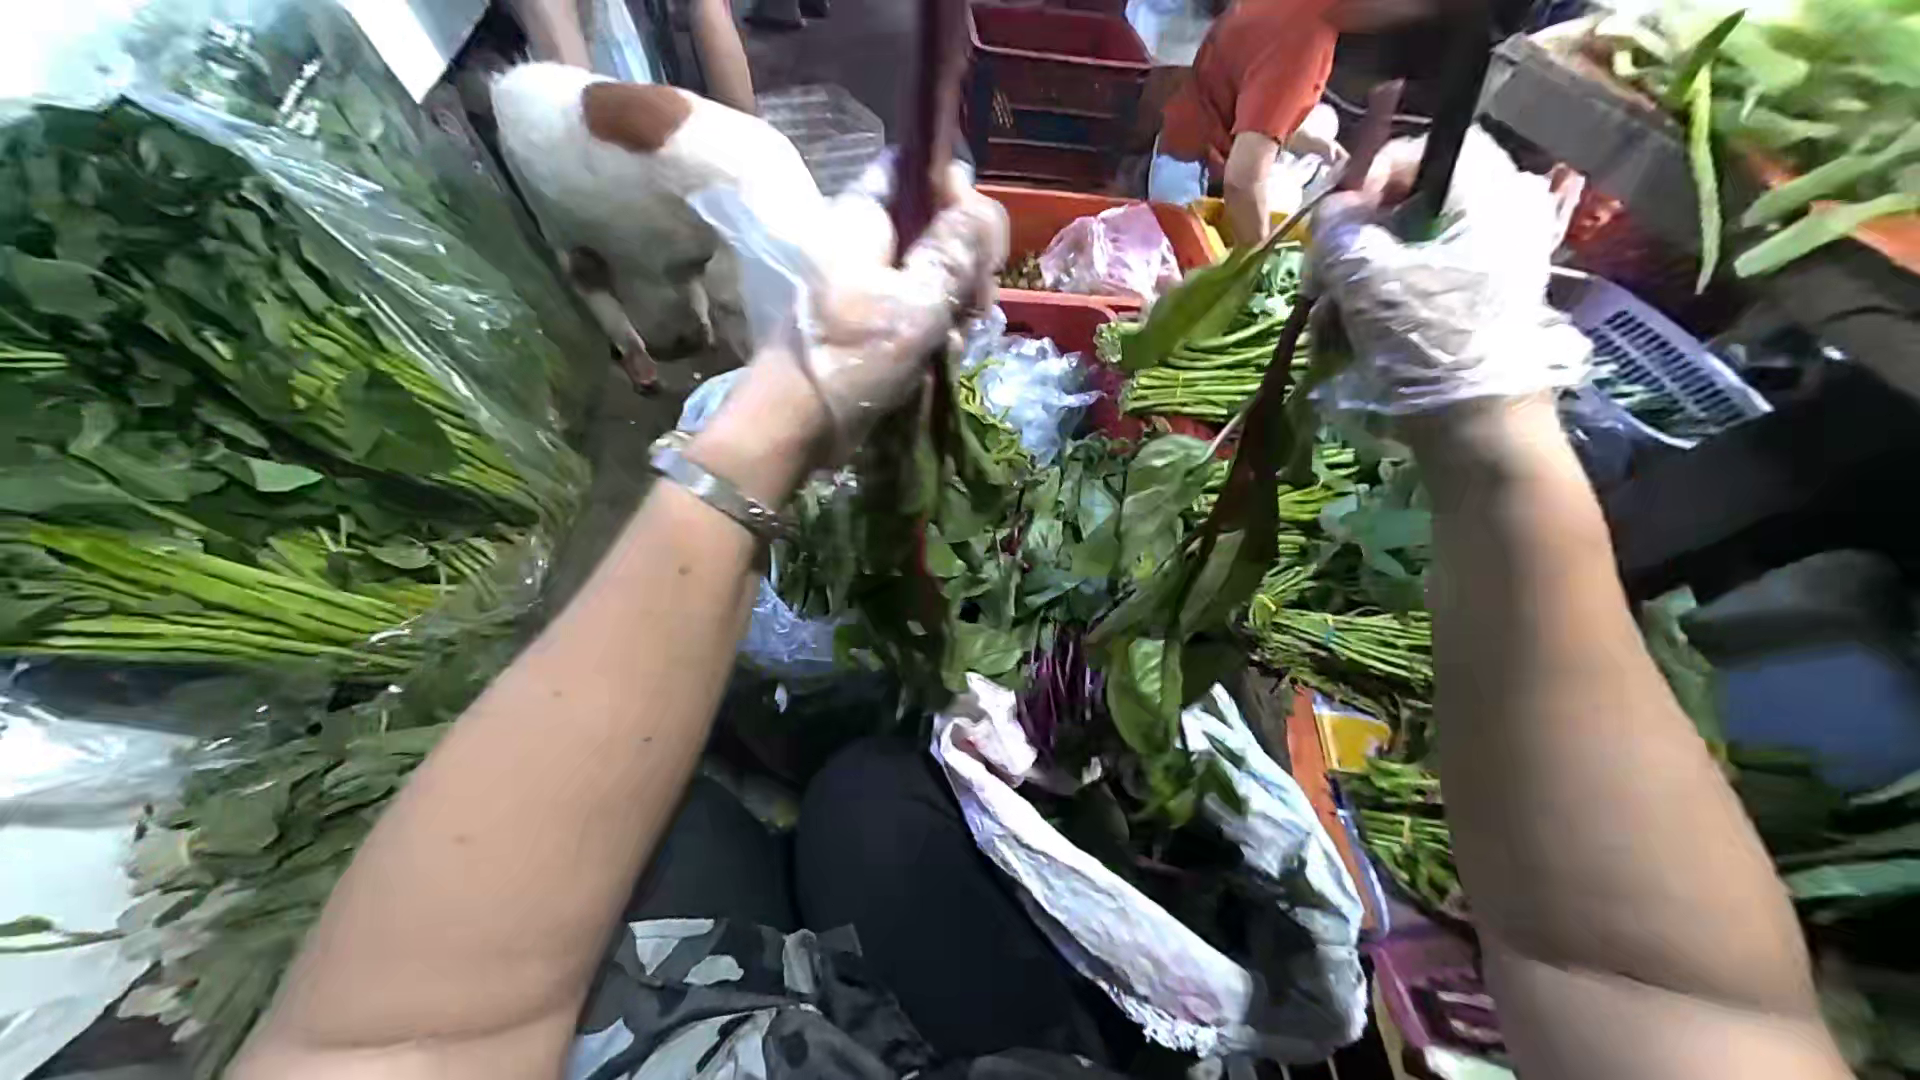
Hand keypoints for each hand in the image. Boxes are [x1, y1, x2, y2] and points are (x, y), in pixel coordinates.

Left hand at [800, 178, 1008, 454]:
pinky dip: (941, 324)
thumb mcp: (914, 303)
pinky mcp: (878, 317)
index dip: (958, 191)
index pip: (919, 169)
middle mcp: (869, 239)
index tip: (981, 239)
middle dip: (968, 260)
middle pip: (936, 223)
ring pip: (935, 269)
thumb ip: (954, 250)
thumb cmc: (851, 358)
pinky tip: (949, 350)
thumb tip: (980, 202)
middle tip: (978, 302)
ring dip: (960, 299)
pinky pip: (923, 305)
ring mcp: (874, 281)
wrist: (801, 422)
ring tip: (963, 334)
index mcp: (866, 216)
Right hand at [1307, 128, 1590, 415]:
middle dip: (1348, 248)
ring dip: (1348, 288)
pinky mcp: (1461, 302)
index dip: (1369, 177)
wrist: (1471, 422)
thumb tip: (1329, 211)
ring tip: (1328, 328)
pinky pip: (1402, 287)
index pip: (1424, 148)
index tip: (1333, 224)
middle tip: (1320, 285)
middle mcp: (1491, 219)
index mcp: (1487, 195)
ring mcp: (1477, 265)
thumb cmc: (1426, 339)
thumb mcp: (1368, 278)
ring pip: (1392, 253)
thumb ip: (1339, 232)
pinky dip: (1367, 310)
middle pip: (1400, 208)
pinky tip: (1347, 341)